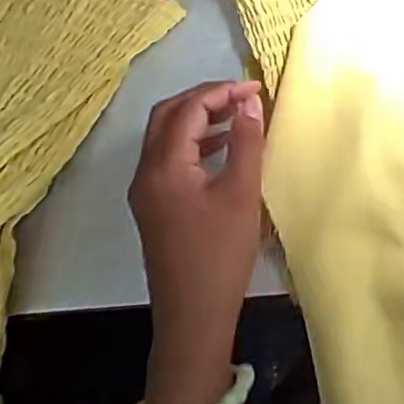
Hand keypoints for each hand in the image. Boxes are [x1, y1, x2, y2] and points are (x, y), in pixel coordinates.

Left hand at [129, 81, 264, 403]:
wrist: (193, 315)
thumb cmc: (221, 253)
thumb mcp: (241, 193)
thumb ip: (246, 142)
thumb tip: (249, 102)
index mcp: (163, 167)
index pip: (188, 110)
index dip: (222, 92)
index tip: (257, 89)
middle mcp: (146, 173)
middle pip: (168, 115)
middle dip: (205, 98)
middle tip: (243, 95)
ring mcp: (146, 191)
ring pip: (166, 136)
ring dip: (199, 117)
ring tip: (238, 114)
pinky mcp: (155, 205)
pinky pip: (170, 157)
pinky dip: (195, 141)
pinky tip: (223, 146)